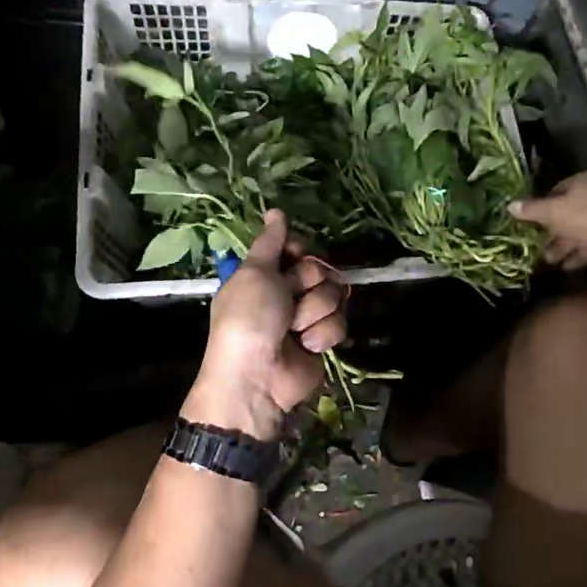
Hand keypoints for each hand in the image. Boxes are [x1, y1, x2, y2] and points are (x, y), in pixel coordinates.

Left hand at [180, 209, 347, 441]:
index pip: (298, 246)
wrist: (257, 376)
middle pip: (320, 268)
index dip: (300, 251)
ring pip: (333, 295)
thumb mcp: (254, 273)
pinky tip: (306, 346)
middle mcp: (286, 291)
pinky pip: (338, 322)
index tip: (295, 256)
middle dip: (307, 284)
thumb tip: (275, 210)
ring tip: (294, 329)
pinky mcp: (322, 339)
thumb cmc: (248, 318)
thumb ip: (269, 242)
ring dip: (314, 312)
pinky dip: (322, 334)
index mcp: (264, 272)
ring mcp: (305, 316)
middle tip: (289, 299)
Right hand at [509, 171, 586, 271]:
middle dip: (553, 232)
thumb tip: (510, 205)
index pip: (558, 189)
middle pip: (571, 212)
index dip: (543, 206)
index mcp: (585, 181)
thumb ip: (531, 210)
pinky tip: (569, 266)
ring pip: (583, 229)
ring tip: (551, 262)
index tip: (533, 223)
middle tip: (539, 247)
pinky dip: (581, 252)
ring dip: (565, 245)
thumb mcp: (553, 213)